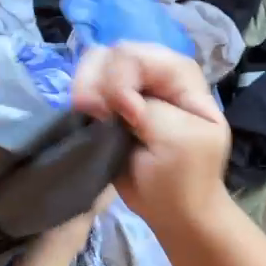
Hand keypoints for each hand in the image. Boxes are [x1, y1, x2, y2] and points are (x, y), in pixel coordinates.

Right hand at [71, 44, 230, 230]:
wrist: (174, 211)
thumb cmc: (185, 177)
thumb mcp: (179, 140)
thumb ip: (150, 110)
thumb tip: (117, 102)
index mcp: (180, 76)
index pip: (140, 56)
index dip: (124, 82)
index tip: (129, 117)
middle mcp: (154, 74)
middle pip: (115, 54)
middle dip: (100, 81)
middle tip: (97, 114)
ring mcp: (131, 87)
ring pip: (96, 63)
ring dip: (85, 86)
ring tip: (88, 114)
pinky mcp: (110, 104)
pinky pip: (87, 84)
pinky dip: (80, 96)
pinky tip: (84, 116)